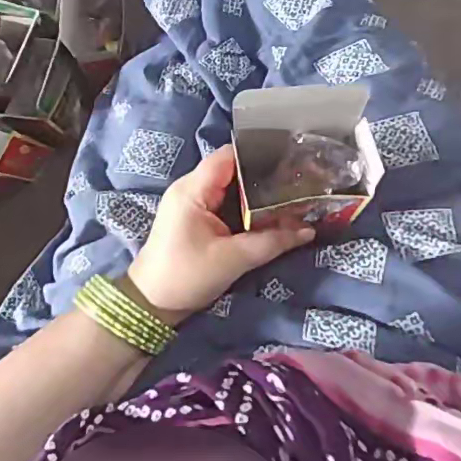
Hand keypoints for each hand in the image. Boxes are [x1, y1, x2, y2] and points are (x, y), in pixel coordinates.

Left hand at [126, 145, 313, 321]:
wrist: (152, 304)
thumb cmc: (186, 276)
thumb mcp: (233, 259)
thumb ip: (272, 241)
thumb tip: (308, 230)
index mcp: (193, 190)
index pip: (230, 155)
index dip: (260, 155)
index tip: (290, 163)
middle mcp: (191, 189)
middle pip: (233, 170)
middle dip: (264, 176)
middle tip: (298, 183)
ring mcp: (192, 203)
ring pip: (231, 188)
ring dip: (257, 194)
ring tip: (291, 196)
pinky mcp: (196, 218)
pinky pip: (225, 203)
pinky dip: (246, 208)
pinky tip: (269, 214)